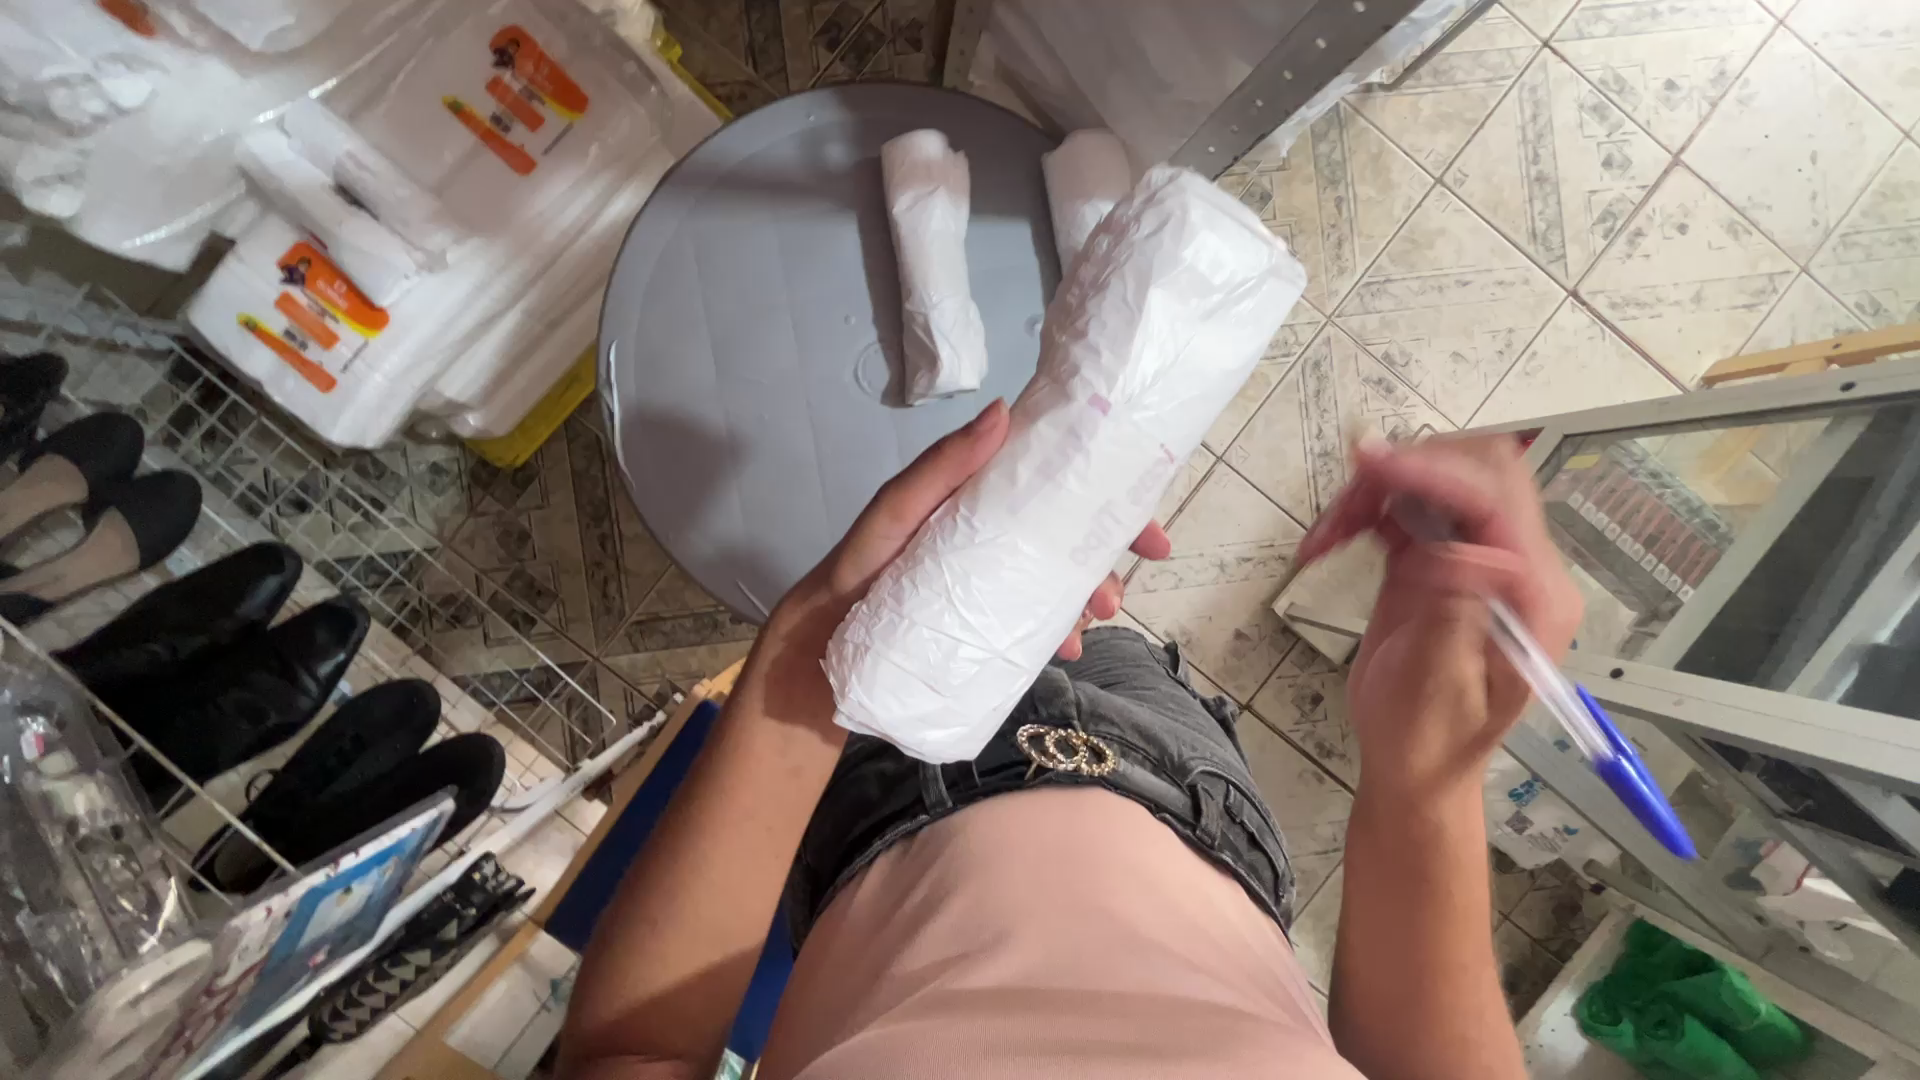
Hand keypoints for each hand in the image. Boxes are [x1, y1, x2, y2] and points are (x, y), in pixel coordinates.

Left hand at [758, 398, 1170, 724]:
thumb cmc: (863, 567)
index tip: (1143, 518)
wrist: (830, 643)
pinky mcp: (987, 620)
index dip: (1103, 492)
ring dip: (1086, 599)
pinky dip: (1059, 632)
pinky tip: (1065, 649)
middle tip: (1119, 591)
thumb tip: (1004, 410)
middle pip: (1067, 535)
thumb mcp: (897, 511)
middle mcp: (994, 533)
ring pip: (1059, 580)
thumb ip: (942, 467)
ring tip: (1088, 625)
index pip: (1052, 480)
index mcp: (980, 496)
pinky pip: (1037, 621)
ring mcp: (993, 579)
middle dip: (1105, 558)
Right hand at [1295, 436, 1580, 800]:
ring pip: (1428, 485)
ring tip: (1322, 538)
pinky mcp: (1428, 563)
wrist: (1412, 762)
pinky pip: (1398, 513)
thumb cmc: (1429, 738)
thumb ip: (1456, 616)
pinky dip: (1358, 516)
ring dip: (1371, 495)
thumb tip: (1467, 551)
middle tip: (1343, 501)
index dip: (1436, 475)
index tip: (1370, 468)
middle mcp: (1507, 564)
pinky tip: (1326, 543)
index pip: (1494, 503)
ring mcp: (1466, 559)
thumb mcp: (1441, 687)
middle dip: (1405, 473)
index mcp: (1530, 594)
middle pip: (1472, 475)